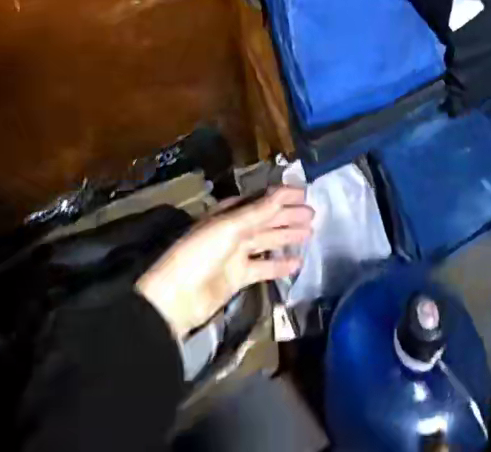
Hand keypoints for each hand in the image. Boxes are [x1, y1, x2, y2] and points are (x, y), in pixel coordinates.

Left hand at [135, 185, 314, 338]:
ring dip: (287, 236)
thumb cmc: (200, 253)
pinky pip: (264, 266)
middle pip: (266, 219)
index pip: (260, 199)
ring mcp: (236, 254)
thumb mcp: (229, 228)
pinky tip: (298, 263)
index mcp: (228, 212)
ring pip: (267, 241)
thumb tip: (282, 193)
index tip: (304, 192)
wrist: (177, 297)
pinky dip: (280, 264)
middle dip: (288, 215)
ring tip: (311, 232)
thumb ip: (258, 213)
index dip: (281, 196)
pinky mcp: (239, 277)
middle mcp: (233, 229)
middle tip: (314, 213)